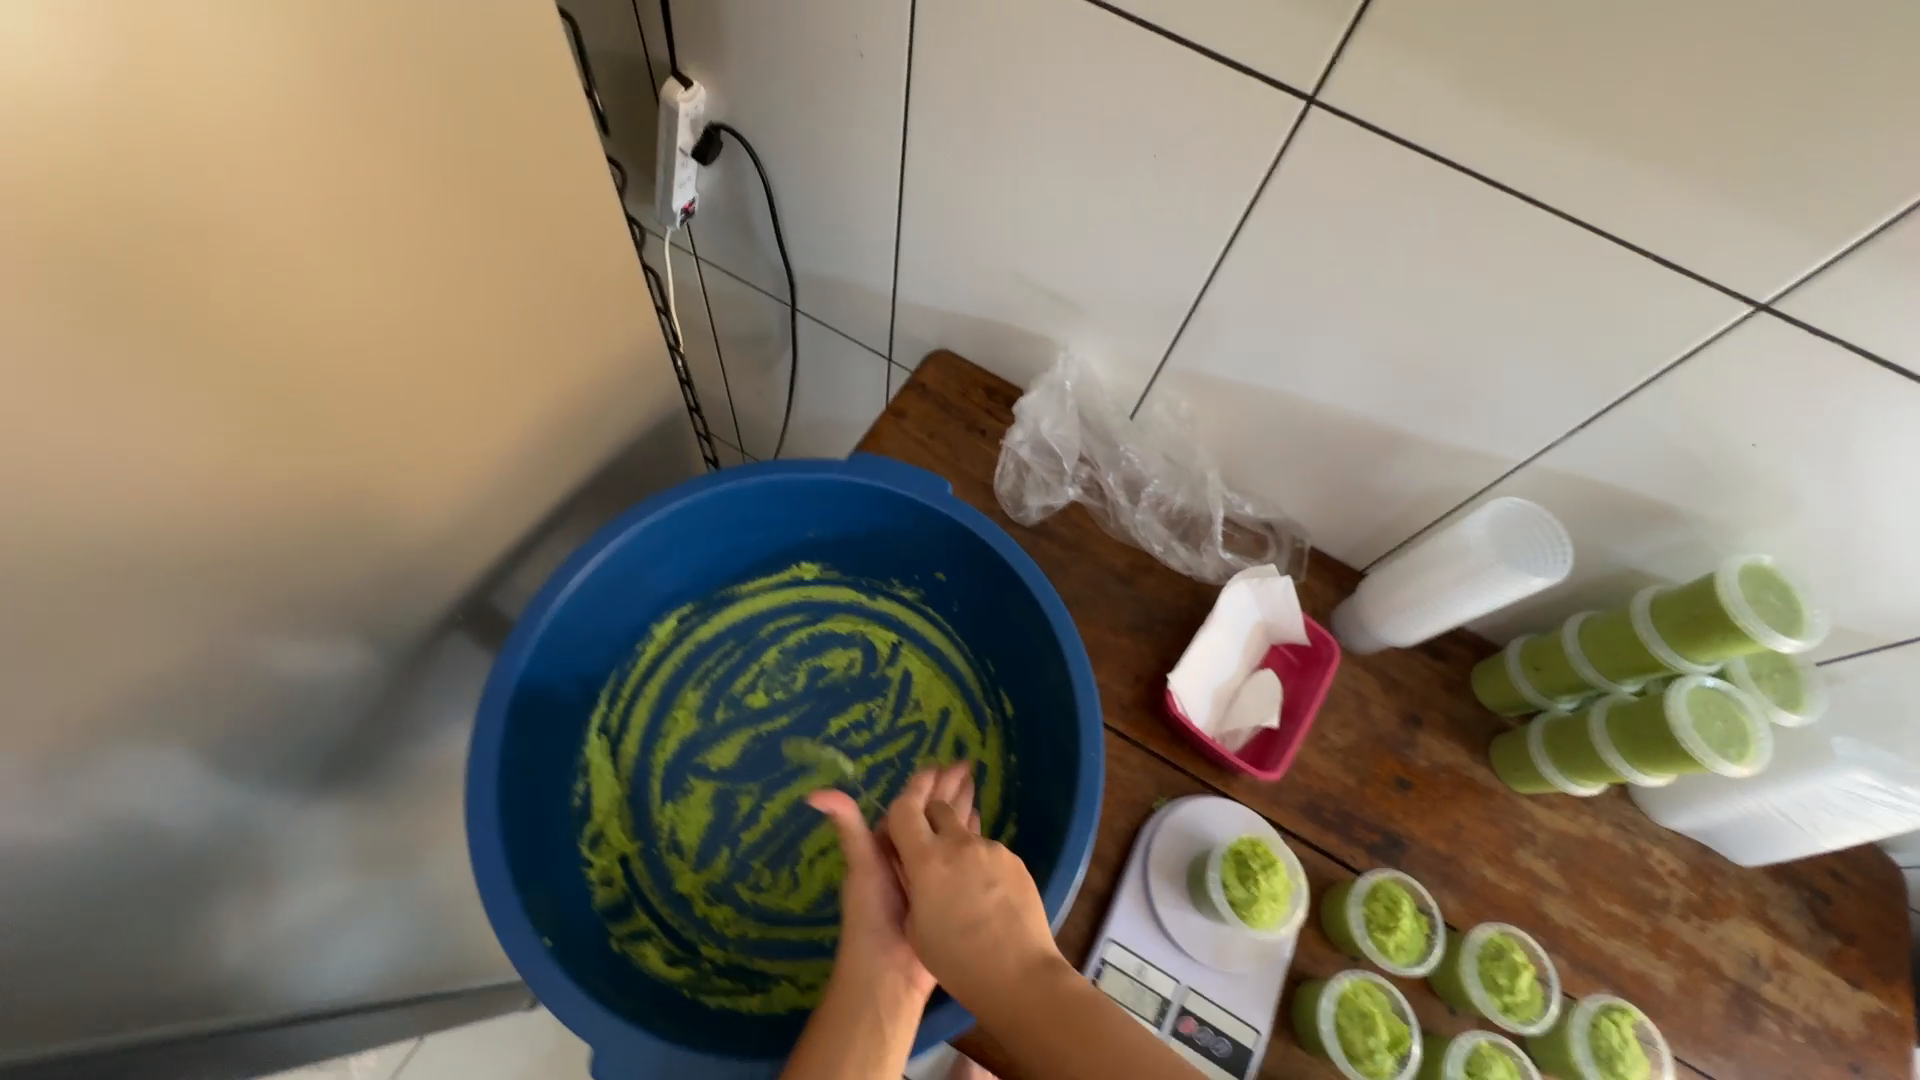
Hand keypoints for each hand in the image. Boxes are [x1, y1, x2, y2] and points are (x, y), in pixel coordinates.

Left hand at [806, 763, 978, 1004]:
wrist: (890, 971)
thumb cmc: (872, 914)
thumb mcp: (861, 864)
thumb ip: (847, 826)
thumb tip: (814, 793)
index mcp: (887, 843)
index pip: (910, 802)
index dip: (927, 781)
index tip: (945, 761)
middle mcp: (909, 853)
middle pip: (931, 812)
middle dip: (948, 788)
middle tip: (968, 764)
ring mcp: (930, 872)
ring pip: (948, 829)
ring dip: (961, 806)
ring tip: (976, 783)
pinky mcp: (949, 889)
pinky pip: (961, 852)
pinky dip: (970, 834)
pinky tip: (981, 820)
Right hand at [886, 766, 1067, 1009]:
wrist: (1019, 973)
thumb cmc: (957, 960)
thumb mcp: (915, 926)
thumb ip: (910, 884)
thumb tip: (911, 866)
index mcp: (926, 859)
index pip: (903, 810)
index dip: (899, 810)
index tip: (900, 820)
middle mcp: (959, 843)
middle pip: (938, 808)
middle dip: (929, 820)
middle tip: (929, 848)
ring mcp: (991, 848)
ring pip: (966, 832)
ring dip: (957, 847)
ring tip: (964, 885)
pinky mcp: (1014, 858)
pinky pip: (989, 852)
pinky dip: (981, 864)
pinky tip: (988, 895)